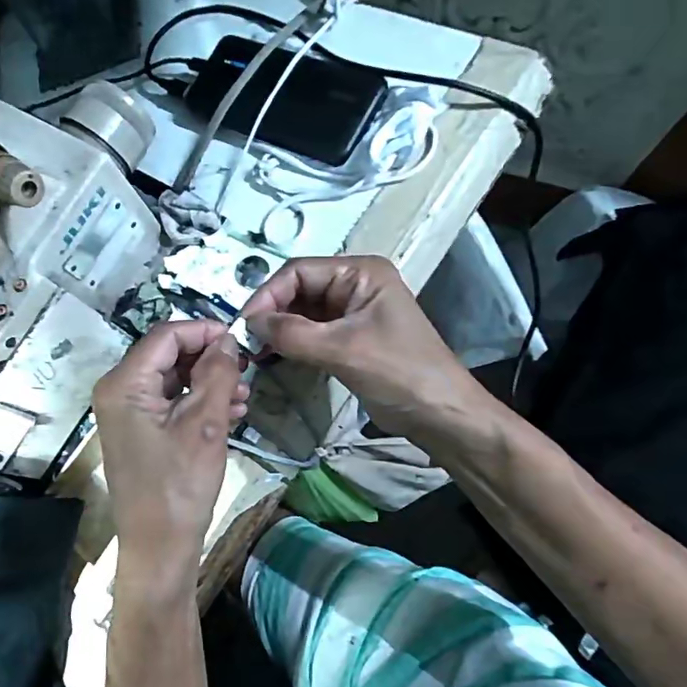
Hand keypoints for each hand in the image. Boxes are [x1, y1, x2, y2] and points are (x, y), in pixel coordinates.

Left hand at [92, 320, 249, 584]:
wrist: (158, 547)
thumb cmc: (179, 486)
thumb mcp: (205, 425)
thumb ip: (217, 374)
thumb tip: (227, 340)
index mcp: (123, 384)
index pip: (165, 335)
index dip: (203, 331)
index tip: (240, 340)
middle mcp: (117, 391)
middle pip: (166, 355)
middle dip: (207, 358)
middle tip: (245, 368)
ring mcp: (125, 412)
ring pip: (171, 379)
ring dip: (207, 381)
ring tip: (243, 394)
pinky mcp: (137, 431)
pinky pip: (168, 402)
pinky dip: (197, 402)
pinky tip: (230, 412)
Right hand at [241, 255, 500, 442]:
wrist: (441, 415)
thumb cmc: (399, 373)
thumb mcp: (342, 350)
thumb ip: (292, 333)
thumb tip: (249, 323)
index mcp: (360, 273)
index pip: (299, 271)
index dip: (268, 295)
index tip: (244, 325)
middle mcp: (354, 284)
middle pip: (297, 289)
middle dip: (271, 312)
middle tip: (245, 341)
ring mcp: (351, 311)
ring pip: (300, 312)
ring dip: (277, 329)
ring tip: (253, 350)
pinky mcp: (348, 337)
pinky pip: (309, 331)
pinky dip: (289, 342)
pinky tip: (270, 356)